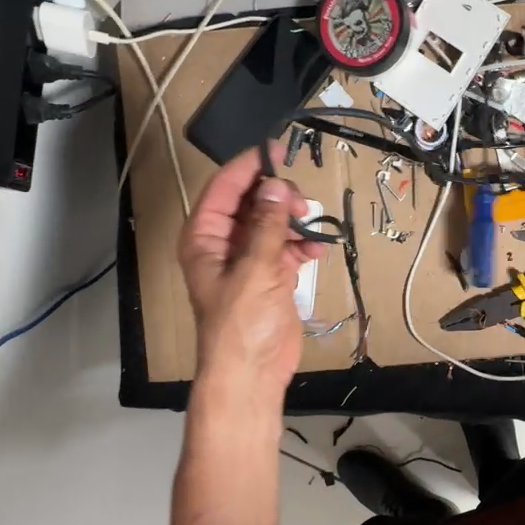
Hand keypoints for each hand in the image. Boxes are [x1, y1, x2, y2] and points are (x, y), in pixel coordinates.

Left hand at [178, 143, 324, 397]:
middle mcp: (224, 245)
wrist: (251, 373)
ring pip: (273, 225)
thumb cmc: (241, 325)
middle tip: (301, 201)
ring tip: (312, 225)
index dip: (247, 168)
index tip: (275, 151)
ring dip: (294, 221)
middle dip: (277, 197)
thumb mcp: (254, 269)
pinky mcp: (271, 278)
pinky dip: (303, 245)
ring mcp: (249, 262)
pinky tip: (318, 248)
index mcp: (205, 238)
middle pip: (251, 204)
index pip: (223, 190)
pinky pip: (288, 249)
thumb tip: (277, 186)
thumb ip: (268, 226)